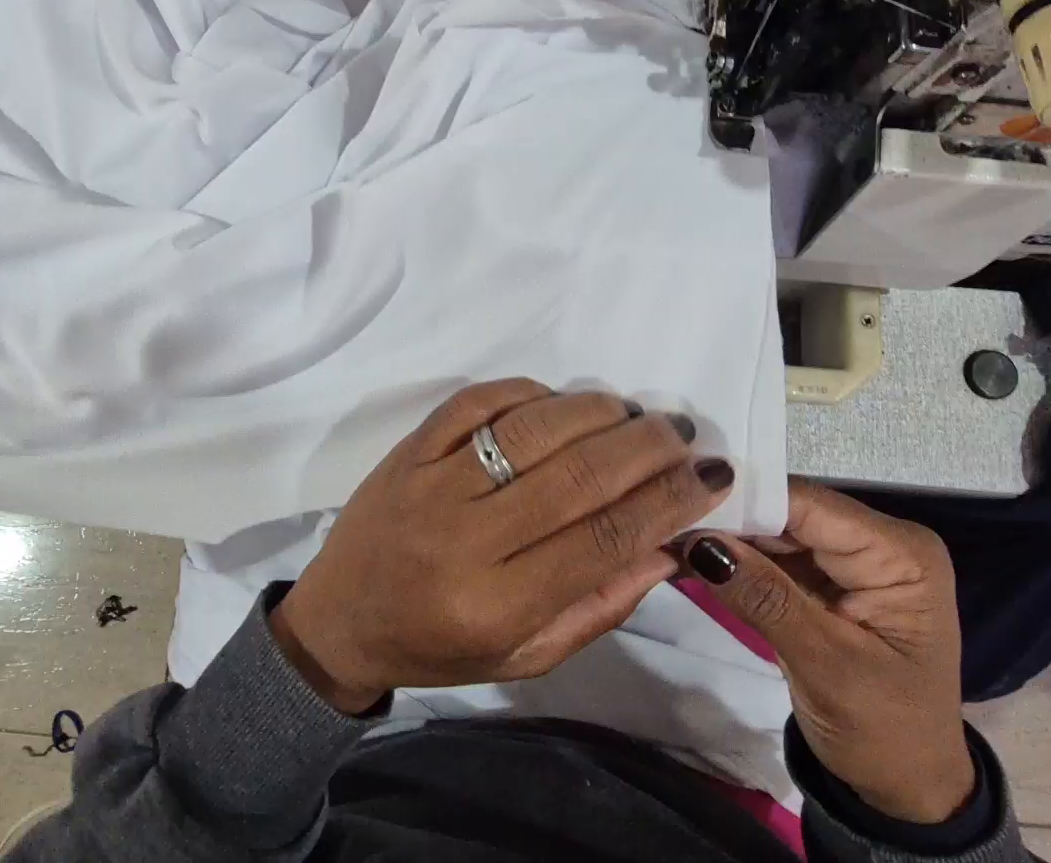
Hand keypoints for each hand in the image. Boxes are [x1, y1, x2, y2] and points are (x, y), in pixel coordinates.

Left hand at [270, 378, 735, 713]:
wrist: (340, 619)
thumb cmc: (437, 647)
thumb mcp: (523, 657)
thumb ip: (598, 607)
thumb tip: (667, 546)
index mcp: (497, 603)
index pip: (604, 539)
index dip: (668, 502)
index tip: (711, 476)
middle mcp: (465, 538)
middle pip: (577, 476)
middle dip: (645, 448)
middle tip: (680, 435)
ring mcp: (431, 484)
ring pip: (531, 429)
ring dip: (595, 412)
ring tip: (632, 414)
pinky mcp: (408, 449)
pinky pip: (475, 401)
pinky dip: (528, 392)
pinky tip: (561, 402)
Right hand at [684, 481, 973, 823]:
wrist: (905, 786)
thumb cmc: (885, 731)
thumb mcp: (826, 668)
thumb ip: (765, 599)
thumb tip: (700, 543)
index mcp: (898, 555)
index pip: (807, 505)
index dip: (743, 497)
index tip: (676, 500)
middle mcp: (873, 542)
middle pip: (785, 510)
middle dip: (724, 517)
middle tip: (655, 517)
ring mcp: (844, 560)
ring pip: (769, 529)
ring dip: (718, 536)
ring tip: (657, 531)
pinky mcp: (819, 578)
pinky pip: (766, 555)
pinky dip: (728, 559)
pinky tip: (680, 554)